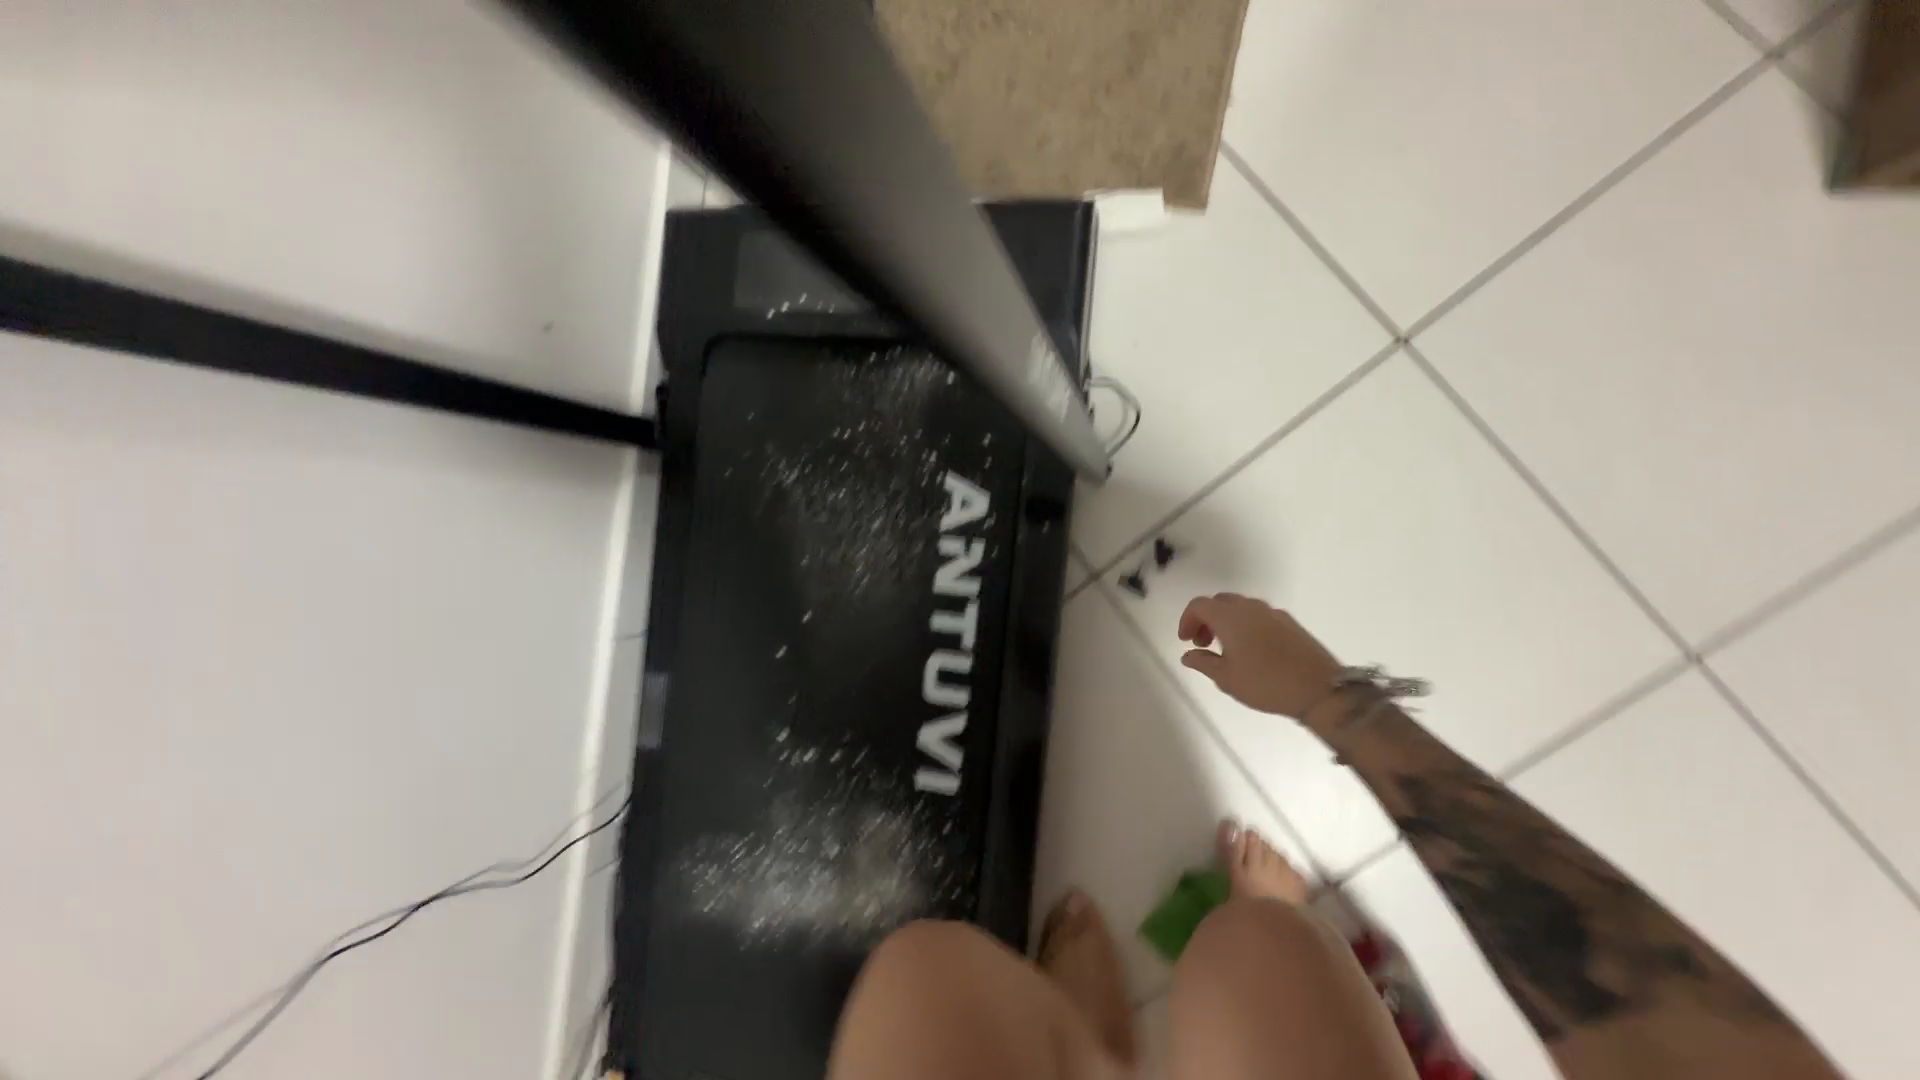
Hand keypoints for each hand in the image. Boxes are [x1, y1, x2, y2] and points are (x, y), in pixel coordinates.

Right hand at [1177, 594, 1345, 730]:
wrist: (1319, 689)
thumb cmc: (1266, 684)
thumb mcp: (1226, 679)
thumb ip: (1203, 663)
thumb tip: (1188, 655)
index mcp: (1231, 617)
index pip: (1199, 605)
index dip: (1187, 620)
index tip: (1186, 641)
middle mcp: (1251, 608)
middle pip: (1220, 602)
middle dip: (1206, 619)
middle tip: (1203, 643)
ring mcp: (1274, 614)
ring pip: (1241, 608)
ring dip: (1227, 622)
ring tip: (1227, 650)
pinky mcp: (1291, 624)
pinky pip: (1260, 616)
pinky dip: (1247, 625)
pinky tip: (1252, 651)